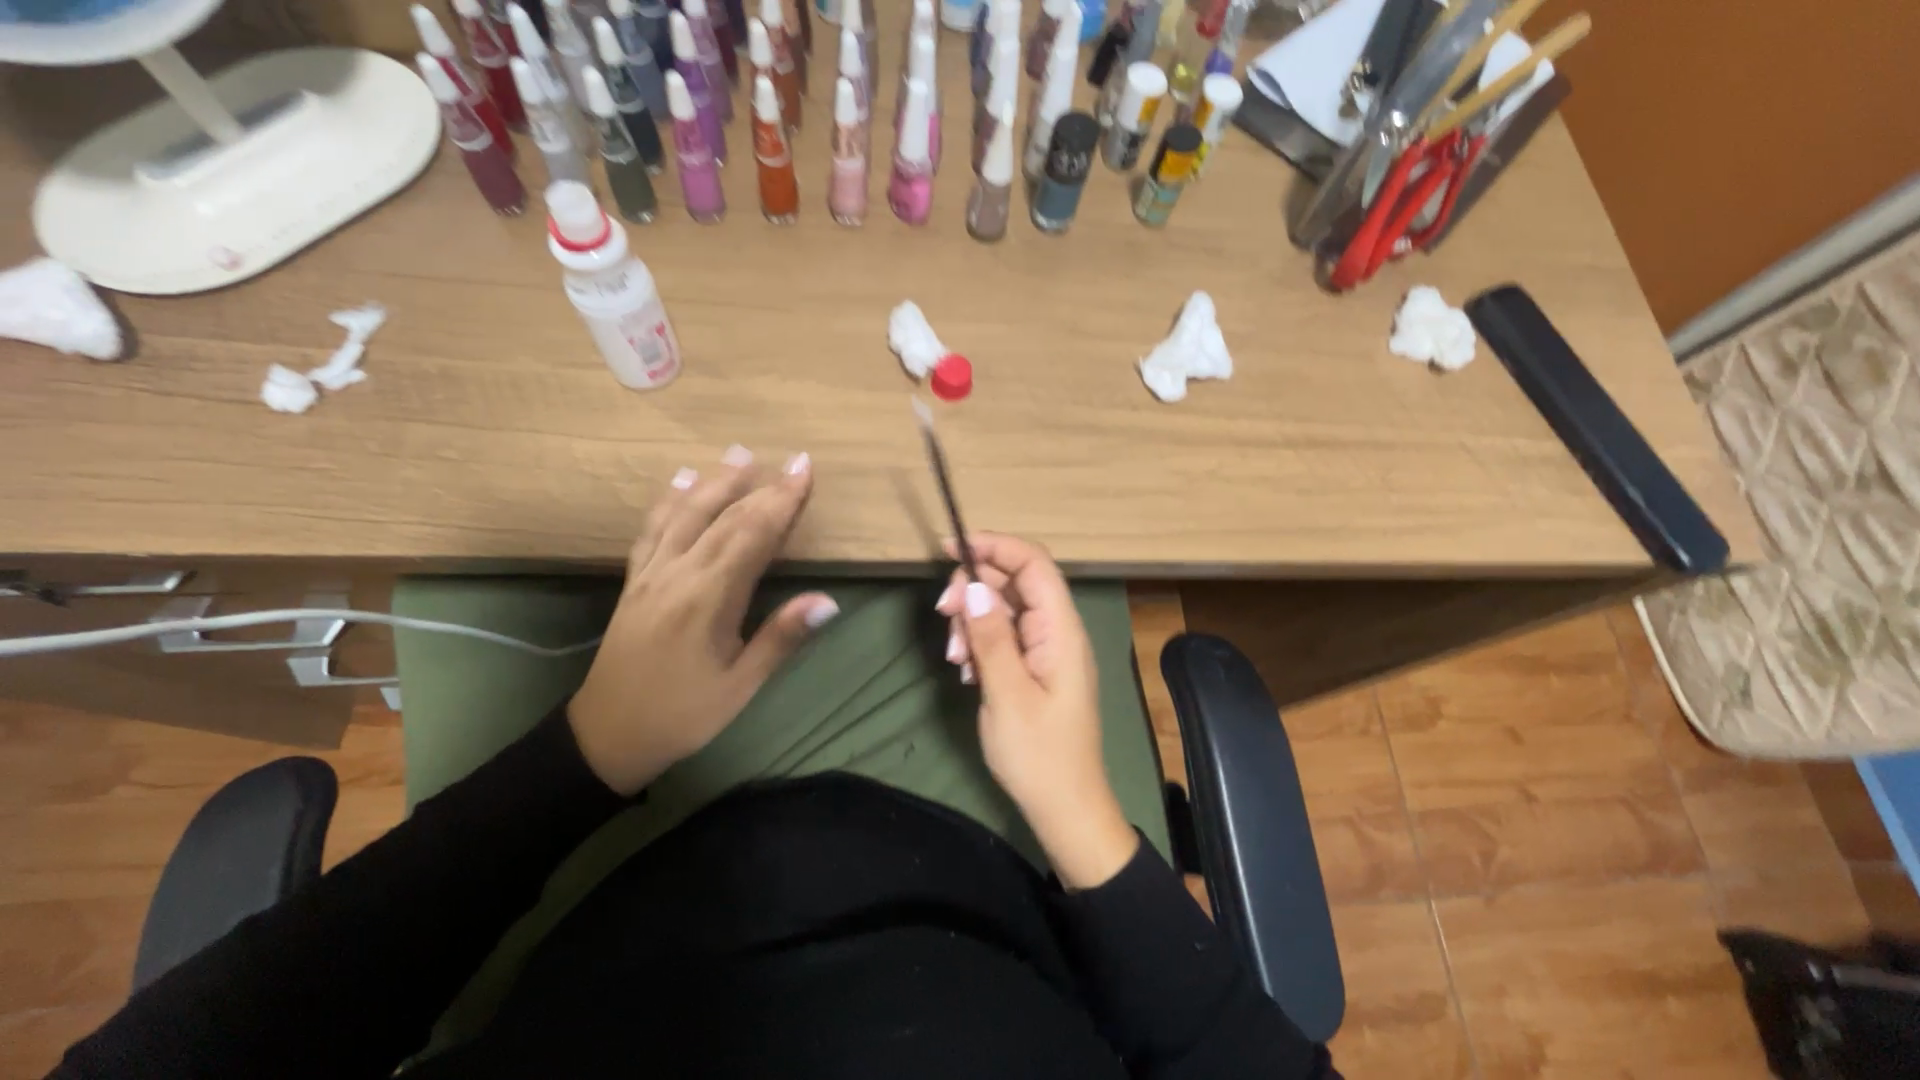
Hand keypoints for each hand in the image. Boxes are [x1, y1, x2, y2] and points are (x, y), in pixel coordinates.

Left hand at [567, 446, 838, 795]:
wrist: (609, 734)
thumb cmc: (684, 715)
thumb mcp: (740, 686)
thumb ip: (780, 638)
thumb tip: (827, 601)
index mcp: (709, 599)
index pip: (753, 536)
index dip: (782, 501)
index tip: (806, 471)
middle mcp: (678, 574)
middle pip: (725, 519)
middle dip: (762, 487)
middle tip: (793, 459)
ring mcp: (651, 574)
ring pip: (686, 515)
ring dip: (715, 482)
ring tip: (740, 453)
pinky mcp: (634, 581)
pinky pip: (652, 530)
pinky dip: (668, 502)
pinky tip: (680, 481)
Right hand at [936, 533, 1138, 888]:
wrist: (1064, 807)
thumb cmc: (1040, 755)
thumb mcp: (1007, 695)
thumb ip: (990, 637)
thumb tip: (971, 586)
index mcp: (1061, 631)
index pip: (1033, 563)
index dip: (994, 545)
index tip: (949, 549)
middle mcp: (1057, 631)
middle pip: (1013, 582)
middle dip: (972, 589)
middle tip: (941, 617)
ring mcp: (1046, 650)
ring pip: (1002, 609)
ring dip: (971, 622)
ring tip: (955, 660)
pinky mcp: (1034, 668)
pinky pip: (1002, 637)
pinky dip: (979, 644)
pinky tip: (966, 673)